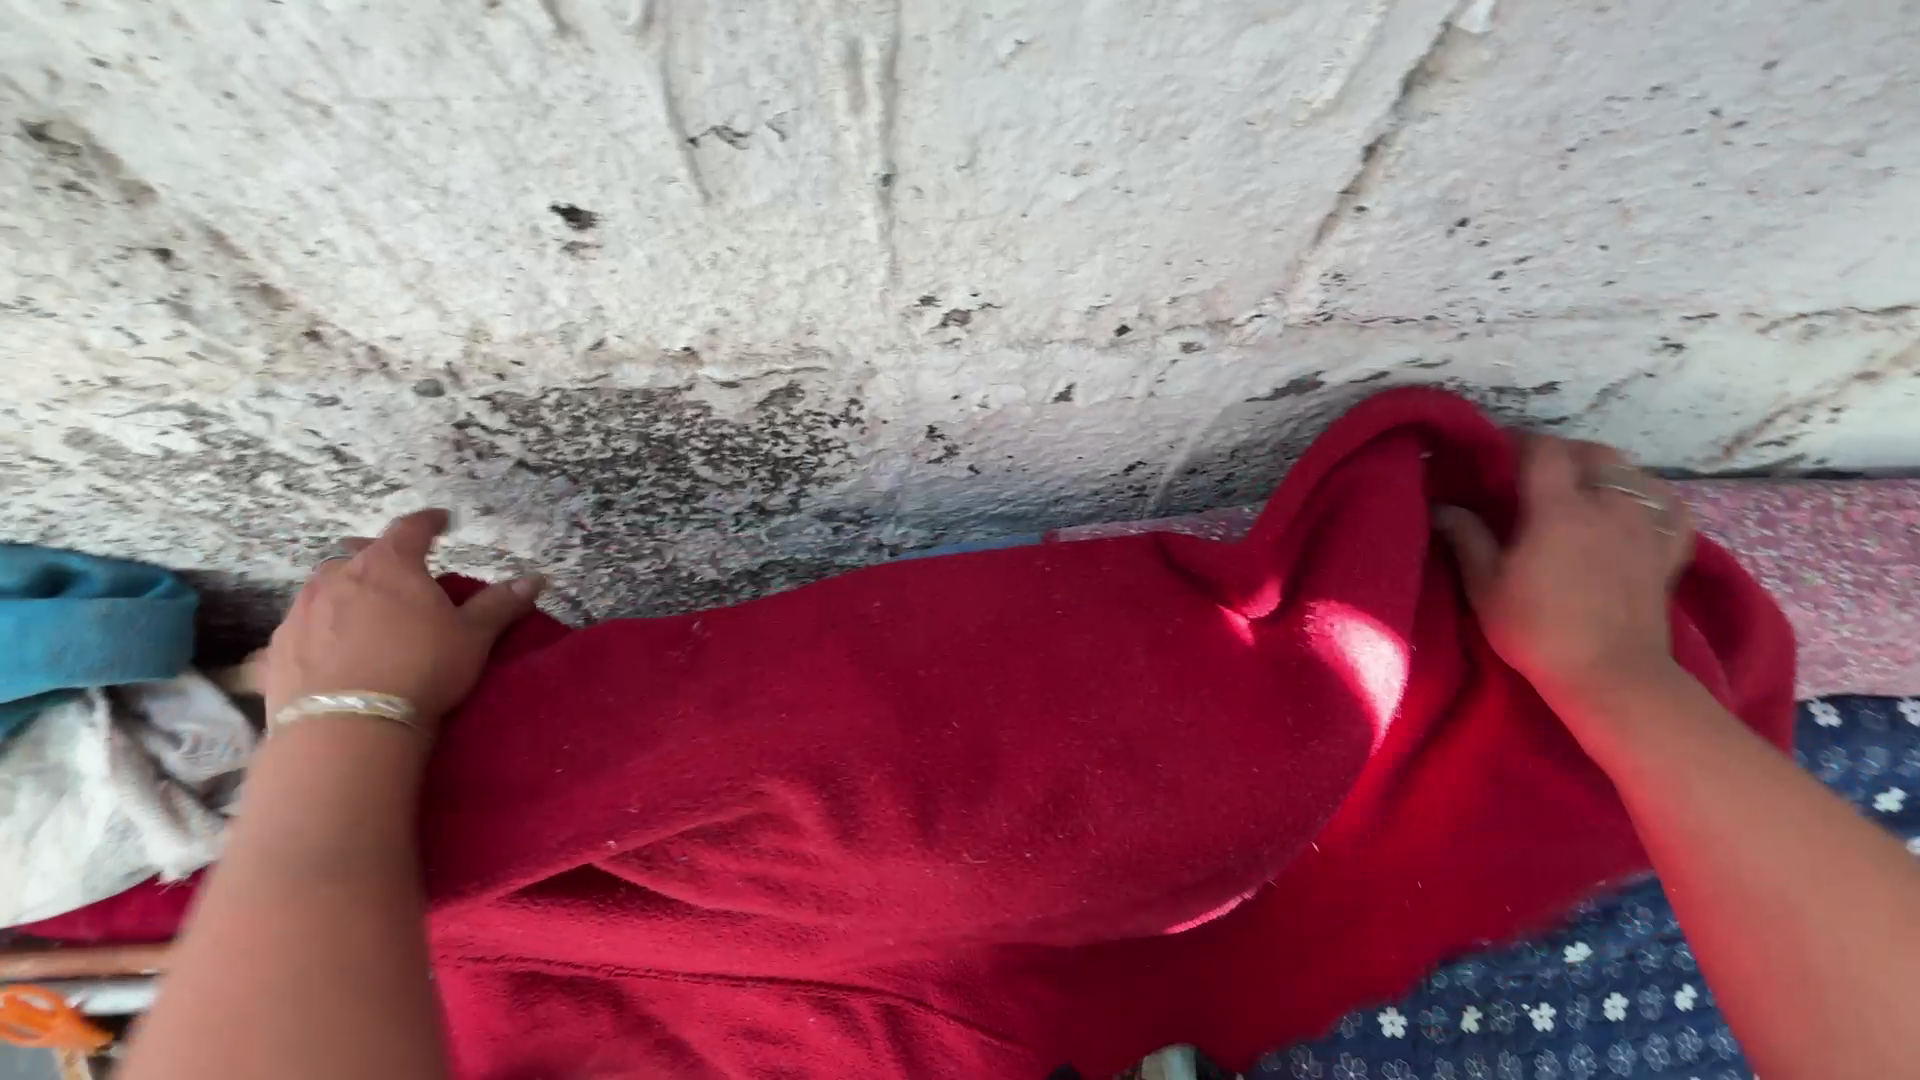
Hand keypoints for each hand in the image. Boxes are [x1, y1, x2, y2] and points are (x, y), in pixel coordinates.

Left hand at [262, 509, 545, 727]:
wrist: (347, 726)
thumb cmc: (421, 667)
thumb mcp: (473, 636)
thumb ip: (500, 604)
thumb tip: (535, 580)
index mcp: (389, 565)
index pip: (411, 528)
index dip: (429, 522)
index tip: (442, 520)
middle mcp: (337, 578)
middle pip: (357, 554)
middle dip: (378, 556)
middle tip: (397, 568)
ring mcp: (300, 613)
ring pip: (322, 589)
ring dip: (343, 592)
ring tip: (363, 611)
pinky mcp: (275, 652)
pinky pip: (296, 631)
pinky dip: (314, 632)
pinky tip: (324, 650)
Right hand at [1432, 435, 1694, 708]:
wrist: (1608, 676)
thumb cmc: (1536, 630)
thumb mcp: (1485, 586)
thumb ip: (1466, 538)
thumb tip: (1442, 508)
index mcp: (1560, 510)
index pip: (1543, 450)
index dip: (1517, 443)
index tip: (1494, 454)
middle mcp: (1610, 507)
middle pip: (1593, 453)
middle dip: (1561, 452)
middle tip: (1531, 472)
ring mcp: (1646, 528)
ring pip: (1632, 472)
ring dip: (1603, 470)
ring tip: (1579, 488)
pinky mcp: (1669, 551)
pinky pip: (1668, 505)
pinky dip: (1648, 497)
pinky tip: (1632, 507)